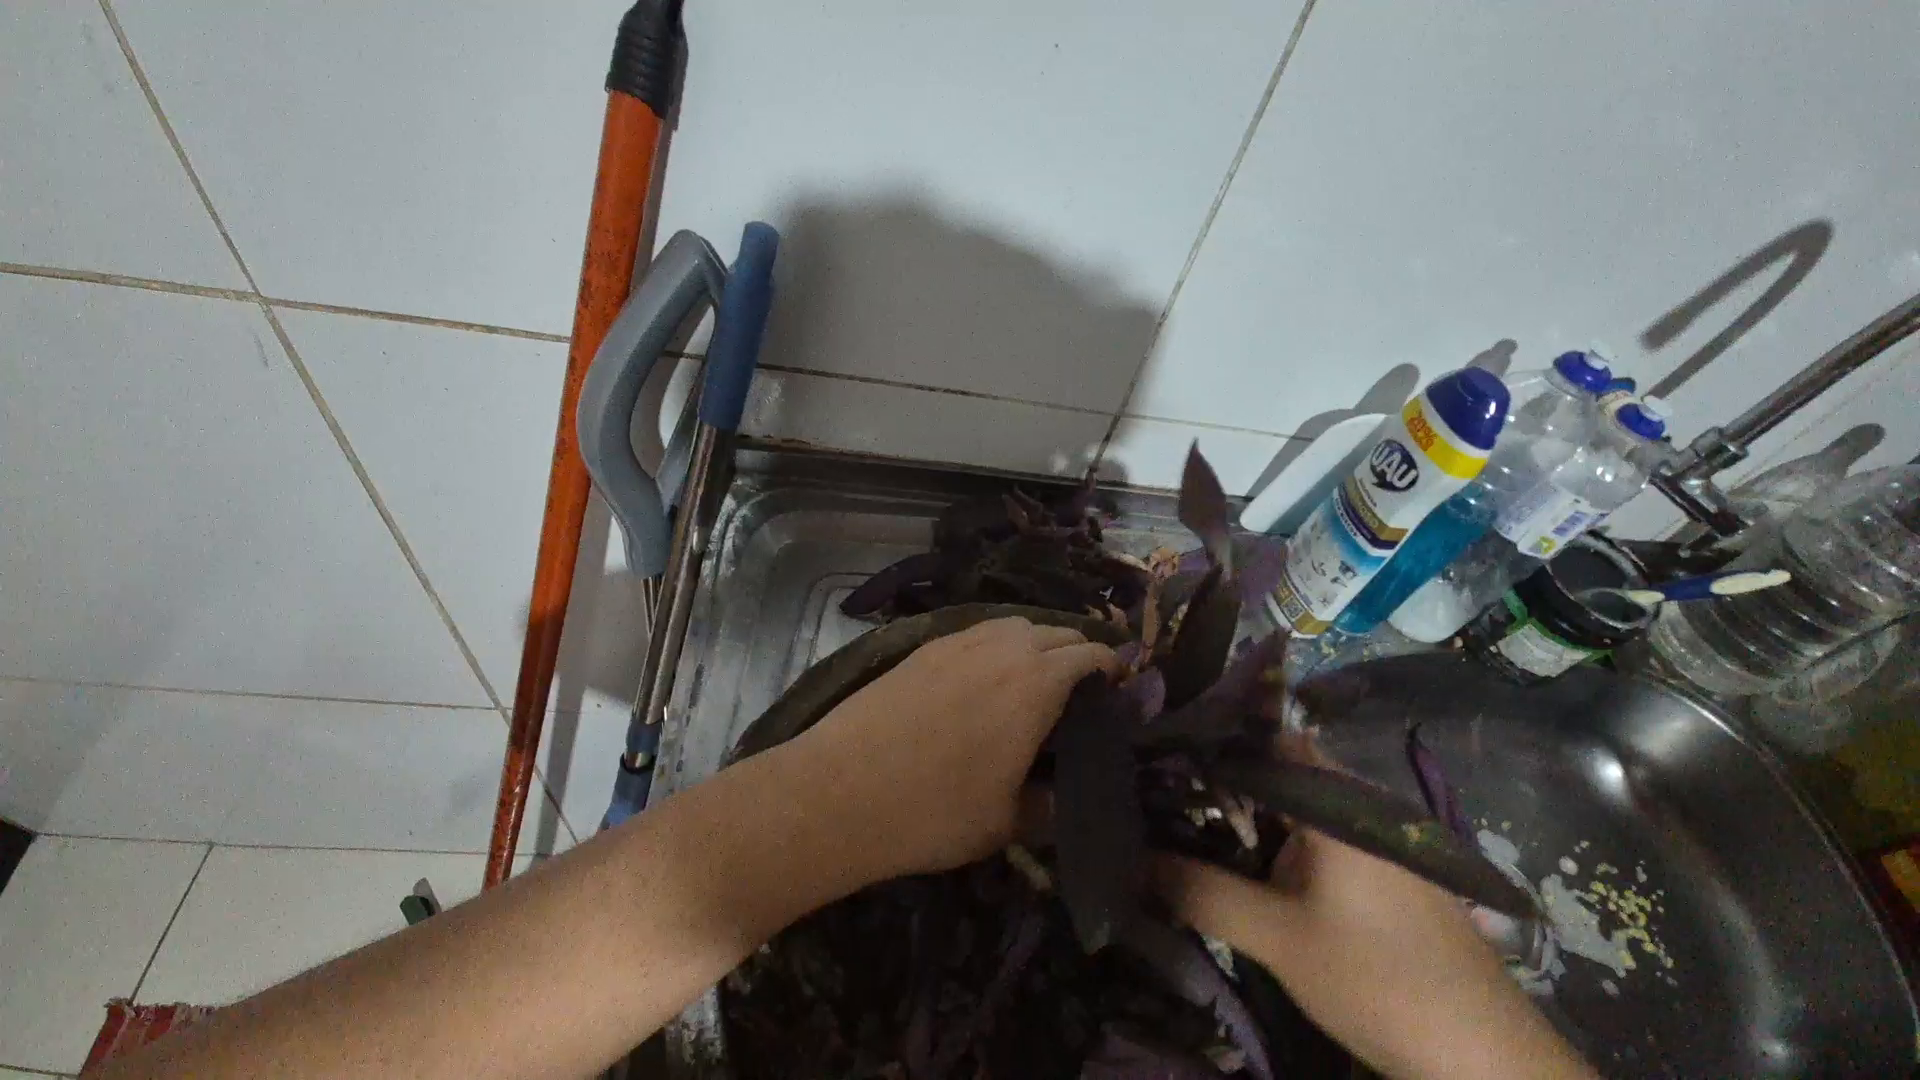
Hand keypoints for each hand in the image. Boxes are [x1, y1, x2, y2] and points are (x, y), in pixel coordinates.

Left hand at [780, 616, 1115, 880]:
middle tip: (1084, 688)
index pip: (1091, 654)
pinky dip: (996, 645)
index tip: (1121, 690)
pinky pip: (976, 632)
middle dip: (1078, 651)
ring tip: (1037, 679)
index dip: (1113, 667)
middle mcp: (1002, 648)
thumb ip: (1051, 807)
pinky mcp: (920, 648)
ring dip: (1036, 642)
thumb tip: (1071, 801)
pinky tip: (985, 678)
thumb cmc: (934, 811)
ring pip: (1013, 625)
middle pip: (1055, 631)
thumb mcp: (1007, 822)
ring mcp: (956, 642)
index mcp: (1037, 682)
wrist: (837, 792)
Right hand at [1152, 739, 1597, 1079]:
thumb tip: (1130, 859)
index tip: (1152, 750)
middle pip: (1273, 772)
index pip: (1263, 736)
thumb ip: (1201, 892)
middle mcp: (1357, 804)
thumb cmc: (1380, 980)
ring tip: (1178, 829)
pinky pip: (1312, 841)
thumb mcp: (1277, 938)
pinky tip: (1237, 870)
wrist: (1488, 1062)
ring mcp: (1373, 841)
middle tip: (1150, 796)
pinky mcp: (1380, 878)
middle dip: (1213, 783)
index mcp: (1337, 799)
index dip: (1207, 737)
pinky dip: (1270, 846)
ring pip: (1291, 810)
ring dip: (1240, 819)